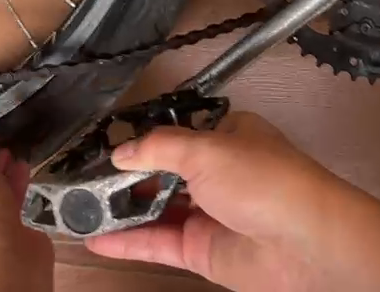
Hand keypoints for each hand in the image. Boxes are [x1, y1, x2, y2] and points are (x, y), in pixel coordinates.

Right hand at [86, 112, 379, 291]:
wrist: (303, 240)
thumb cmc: (268, 180)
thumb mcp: (209, 149)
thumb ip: (161, 147)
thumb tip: (124, 149)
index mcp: (227, 133)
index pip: (176, 130)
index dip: (143, 137)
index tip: (104, 144)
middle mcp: (218, 169)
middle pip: (163, 170)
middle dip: (125, 176)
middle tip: (80, 182)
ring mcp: (210, 209)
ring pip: (156, 207)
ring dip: (121, 209)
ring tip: (77, 210)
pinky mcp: (204, 248)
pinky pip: (158, 240)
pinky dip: (128, 240)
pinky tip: (98, 239)